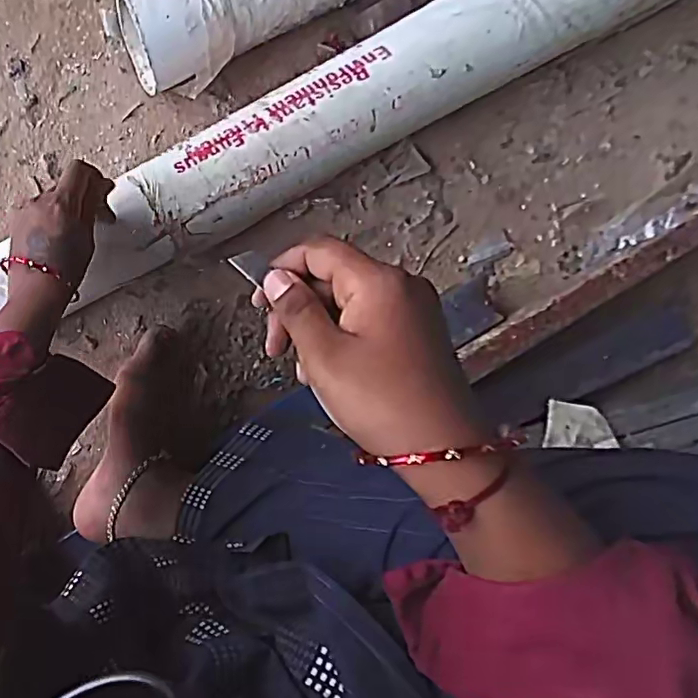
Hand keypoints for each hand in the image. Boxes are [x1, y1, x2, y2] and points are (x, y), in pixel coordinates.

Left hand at [0, 161, 114, 349]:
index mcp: (61, 202)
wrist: (35, 292)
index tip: (101, 191)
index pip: (79, 170)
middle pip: (64, 184)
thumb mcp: (87, 236)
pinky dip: (48, 218)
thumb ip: (91, 206)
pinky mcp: (15, 223)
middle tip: (93, 216)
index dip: (94, 178)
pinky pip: (37, 212)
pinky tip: (54, 238)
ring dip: (62, 209)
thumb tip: (97, 187)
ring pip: (50, 199)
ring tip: (71, 233)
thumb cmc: (62, 272)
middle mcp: (39, 201)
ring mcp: (24, 211)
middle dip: (80, 196)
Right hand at [253, 236, 488, 457]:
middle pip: (330, 277)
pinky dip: (336, 338)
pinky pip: (362, 320)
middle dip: (295, 307)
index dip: (281, 268)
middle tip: (275, 345)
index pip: (319, 251)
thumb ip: (295, 310)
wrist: (438, 446)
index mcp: (378, 283)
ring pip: (343, 302)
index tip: (259, 300)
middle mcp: (399, 287)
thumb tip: (276, 279)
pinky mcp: (412, 332)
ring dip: (312, 327)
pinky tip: (326, 369)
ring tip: (303, 366)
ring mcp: (409, 309)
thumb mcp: (323, 354)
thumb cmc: (381, 402)